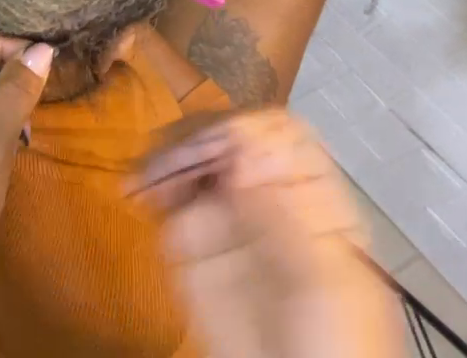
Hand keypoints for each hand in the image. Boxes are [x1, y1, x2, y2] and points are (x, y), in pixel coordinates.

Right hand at [135, 110, 401, 357]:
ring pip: (187, 155)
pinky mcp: (187, 234)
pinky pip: (162, 191)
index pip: (278, 133)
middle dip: (194, 138)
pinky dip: (143, 179)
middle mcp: (262, 193)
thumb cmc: (331, 345)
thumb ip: (285, 211)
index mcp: (308, 196)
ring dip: (163, 154)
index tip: (220, 148)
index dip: (247, 130)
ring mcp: (222, 212)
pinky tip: (136, 189)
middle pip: (223, 135)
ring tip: (146, 175)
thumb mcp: (324, 280)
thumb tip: (243, 141)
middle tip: (173, 160)